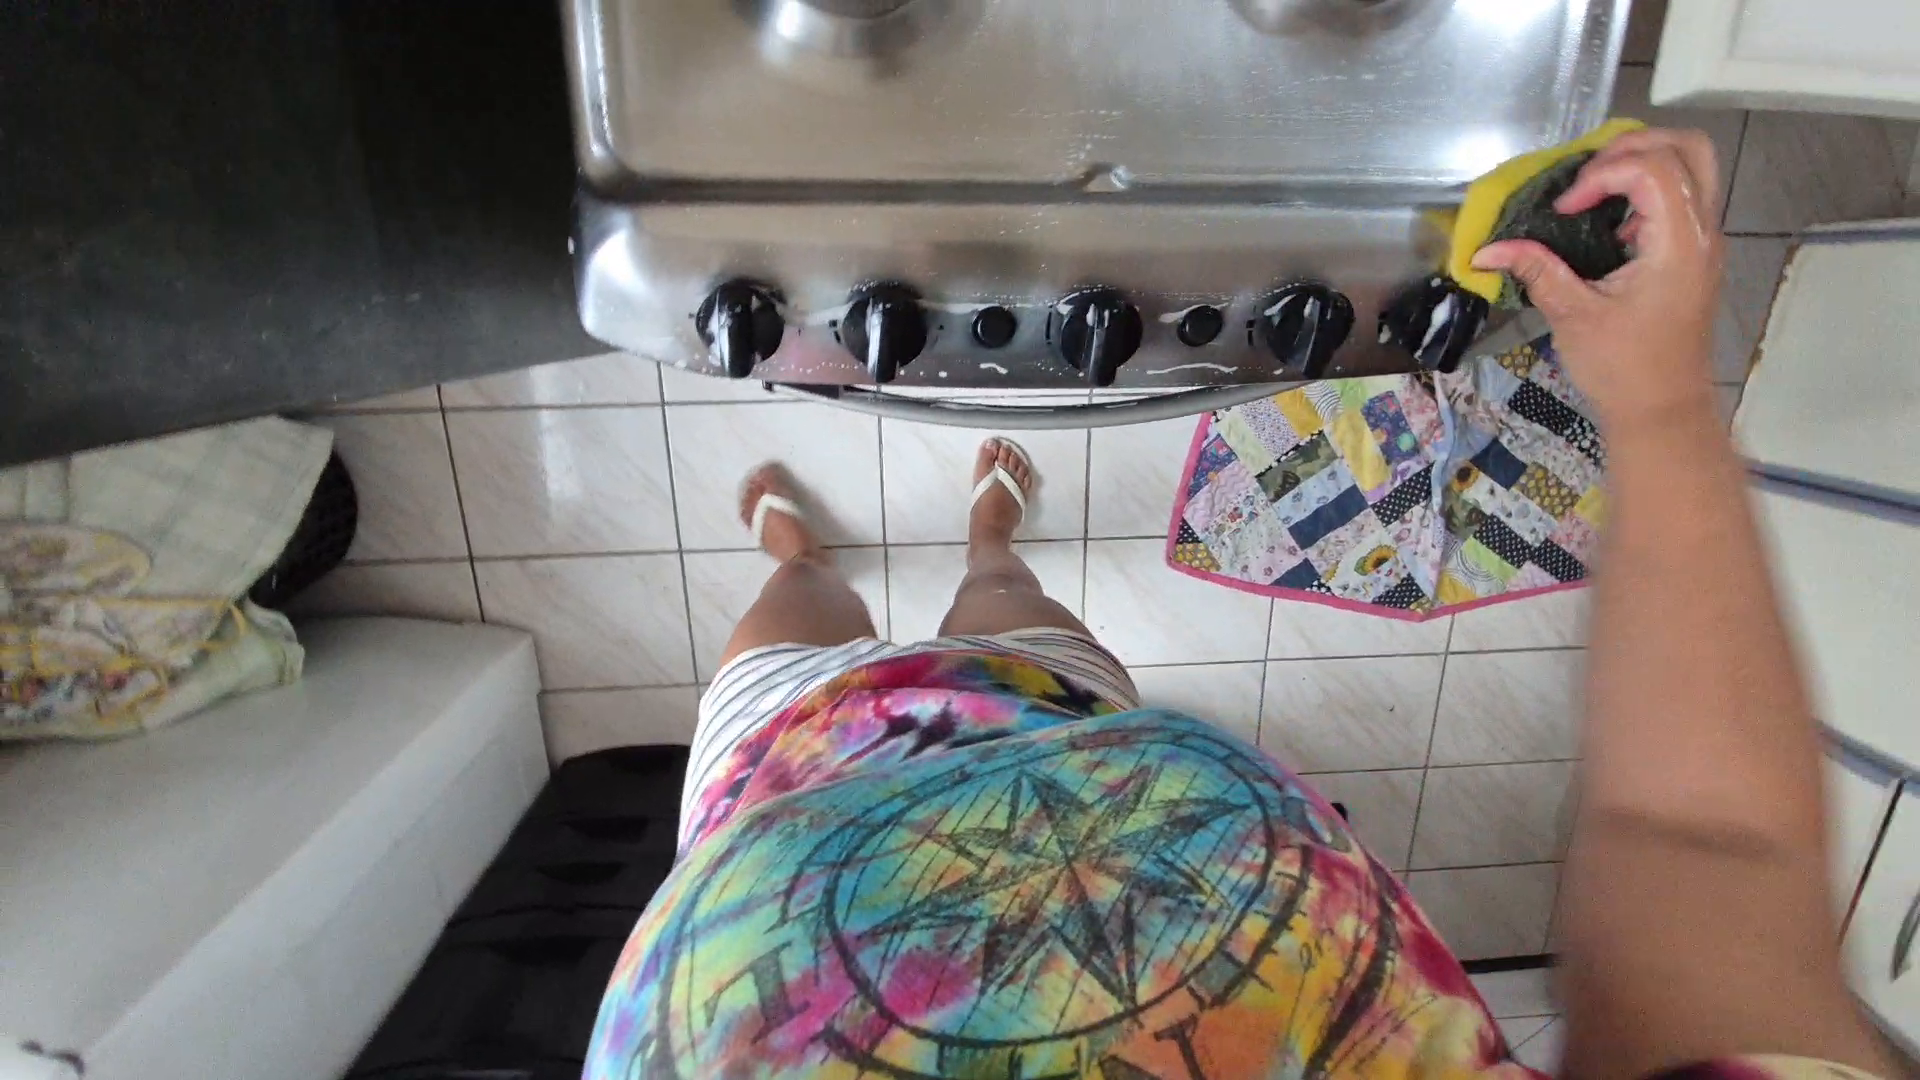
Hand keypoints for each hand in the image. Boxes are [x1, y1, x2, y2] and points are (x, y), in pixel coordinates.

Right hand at [1472, 128, 1725, 434]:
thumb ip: (1535, 271)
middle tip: (1580, 177)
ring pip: (1689, 167)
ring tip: (1589, 190)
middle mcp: (1700, 229)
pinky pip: (1676, 197)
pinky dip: (1639, 192)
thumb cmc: (1619, 363)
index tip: (1560, 210)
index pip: (1650, 170)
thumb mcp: (1571, 314)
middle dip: (1629, 148)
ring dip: (1638, 165)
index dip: (1599, 176)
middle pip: (1686, 149)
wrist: (1658, 403)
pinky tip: (1601, 221)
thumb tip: (1486, 252)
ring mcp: (1699, 239)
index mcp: (1678, 241)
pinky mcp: (1687, 253)